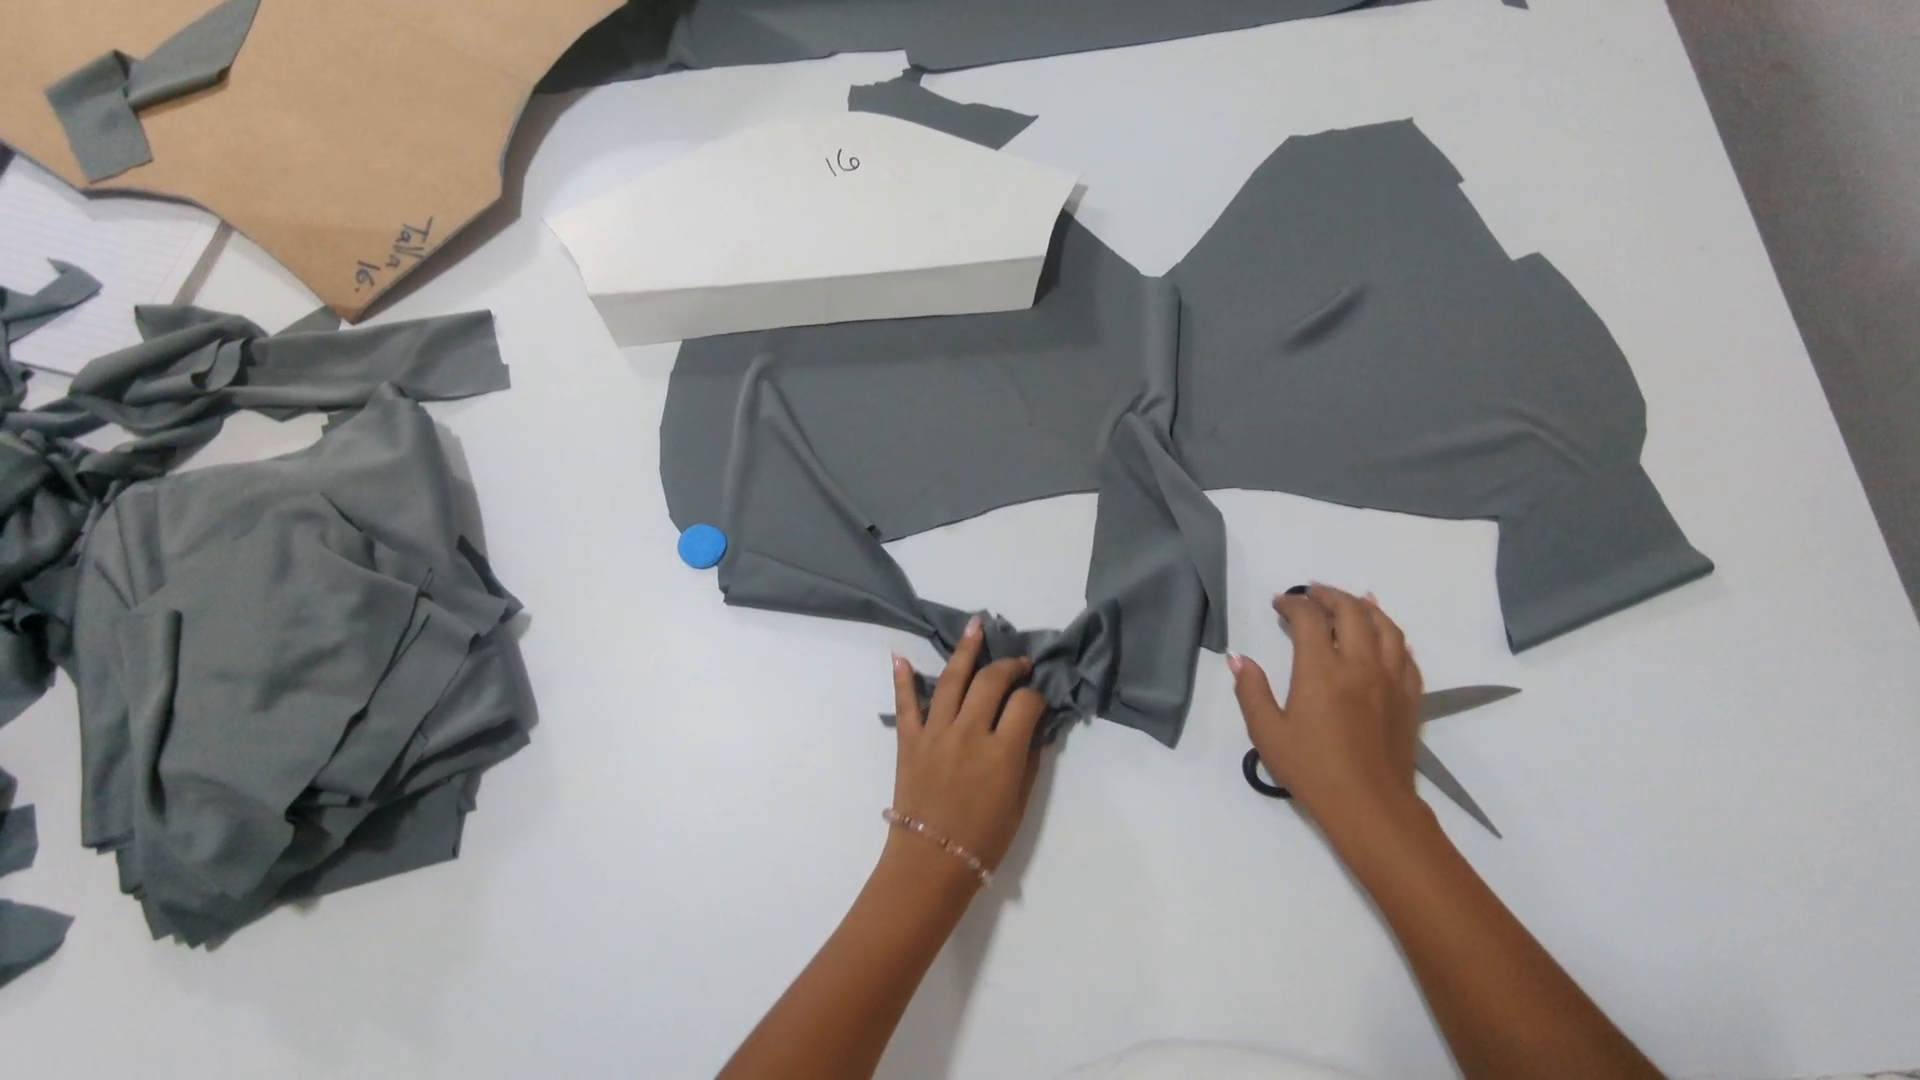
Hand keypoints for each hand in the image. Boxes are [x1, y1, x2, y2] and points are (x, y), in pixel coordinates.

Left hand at [889, 615, 1047, 881]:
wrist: (931, 862)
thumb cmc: (983, 840)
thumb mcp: (1019, 803)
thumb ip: (1029, 761)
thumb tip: (1038, 729)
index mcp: (1002, 751)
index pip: (1026, 704)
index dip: (1037, 695)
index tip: (1039, 698)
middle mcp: (970, 732)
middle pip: (991, 681)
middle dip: (1009, 665)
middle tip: (1018, 662)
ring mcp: (936, 732)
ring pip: (952, 679)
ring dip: (965, 649)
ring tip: (976, 624)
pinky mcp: (909, 740)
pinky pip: (906, 703)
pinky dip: (902, 678)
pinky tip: (901, 656)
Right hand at [1228, 585, 1426, 837]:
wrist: (1370, 805)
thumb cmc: (1312, 769)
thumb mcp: (1267, 733)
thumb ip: (1251, 691)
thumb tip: (1239, 659)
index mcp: (1321, 671)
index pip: (1309, 619)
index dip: (1293, 604)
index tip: (1279, 604)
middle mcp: (1359, 665)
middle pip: (1351, 612)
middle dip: (1329, 595)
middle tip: (1311, 593)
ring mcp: (1390, 679)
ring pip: (1386, 627)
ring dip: (1366, 607)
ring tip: (1352, 600)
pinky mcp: (1410, 697)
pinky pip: (1406, 654)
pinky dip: (1393, 635)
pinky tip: (1384, 636)